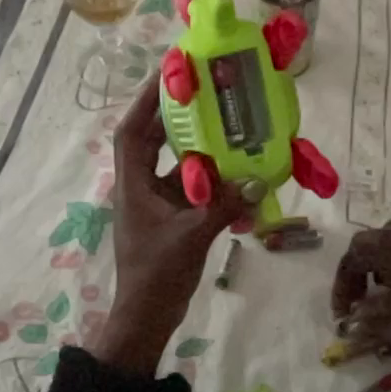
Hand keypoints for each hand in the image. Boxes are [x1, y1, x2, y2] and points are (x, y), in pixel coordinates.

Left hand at [90, 73, 247, 374]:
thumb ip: (224, 206)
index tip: (167, 75)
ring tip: (228, 126)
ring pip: (176, 165)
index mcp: (133, 184)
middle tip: (206, 94)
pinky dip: (212, 180)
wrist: (147, 316)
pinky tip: (238, 174)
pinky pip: (193, 190)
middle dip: (176, 116)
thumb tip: (258, 180)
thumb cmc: (157, 273)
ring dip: (198, 148)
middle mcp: (142, 187)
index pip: (132, 132)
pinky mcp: (173, 220)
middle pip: (154, 141)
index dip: (145, 102)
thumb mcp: (191, 236)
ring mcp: (157, 204)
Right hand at [332, 222, 390, 391]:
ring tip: (379, 290)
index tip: (341, 313)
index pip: (350, 261)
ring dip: (378, 264)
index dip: (340, 287)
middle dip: (357, 270)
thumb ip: (368, 320)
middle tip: (356, 296)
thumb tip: (350, 323)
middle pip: (367, 244)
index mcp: (384, 247)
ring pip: (390, 242)